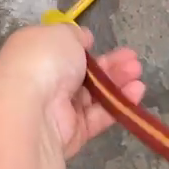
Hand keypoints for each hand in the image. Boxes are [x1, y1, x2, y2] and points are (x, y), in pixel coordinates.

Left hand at [0, 23, 144, 159]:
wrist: (31, 110)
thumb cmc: (43, 62)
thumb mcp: (60, 34)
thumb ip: (74, 35)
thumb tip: (82, 39)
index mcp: (33, 56)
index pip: (60, 52)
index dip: (82, 46)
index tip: (98, 42)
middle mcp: (43, 83)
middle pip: (82, 73)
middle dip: (109, 64)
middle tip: (133, 59)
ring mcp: (57, 110)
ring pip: (93, 95)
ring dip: (118, 82)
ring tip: (138, 73)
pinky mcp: (71, 134)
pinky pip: (98, 117)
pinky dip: (118, 104)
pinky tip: (137, 92)